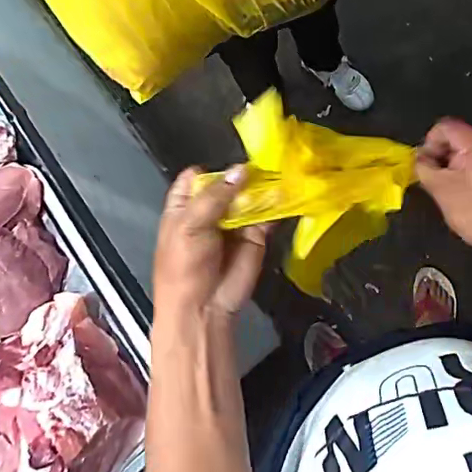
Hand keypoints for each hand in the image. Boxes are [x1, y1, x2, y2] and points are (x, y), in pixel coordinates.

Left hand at [152, 165, 268, 324]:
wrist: (204, 308)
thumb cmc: (185, 267)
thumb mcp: (190, 226)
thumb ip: (216, 196)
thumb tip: (241, 170)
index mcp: (185, 206)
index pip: (198, 177)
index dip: (214, 169)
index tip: (232, 164)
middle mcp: (211, 210)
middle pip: (230, 183)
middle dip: (245, 175)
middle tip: (265, 163)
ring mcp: (236, 222)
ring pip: (252, 196)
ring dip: (265, 187)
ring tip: (279, 174)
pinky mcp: (257, 235)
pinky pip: (269, 215)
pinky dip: (278, 205)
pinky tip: (286, 194)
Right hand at [415, 118, 471, 256]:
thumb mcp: (440, 187)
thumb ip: (423, 167)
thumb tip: (419, 158)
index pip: (442, 127)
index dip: (428, 144)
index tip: (425, 167)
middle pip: (453, 137)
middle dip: (438, 156)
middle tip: (432, 180)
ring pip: (462, 152)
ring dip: (449, 167)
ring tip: (445, 190)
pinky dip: (462, 173)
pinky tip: (459, 194)